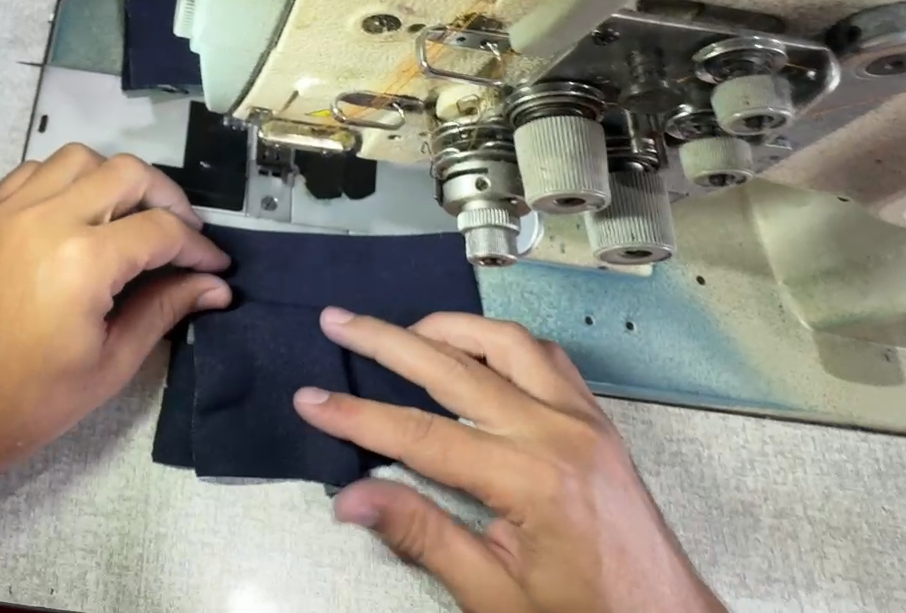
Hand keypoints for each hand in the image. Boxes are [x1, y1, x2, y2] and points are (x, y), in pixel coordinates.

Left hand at [0, 144, 231, 480]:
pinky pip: (35, 170)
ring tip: (129, 218)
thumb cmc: (30, 401)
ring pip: (80, 158)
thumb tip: (216, 286)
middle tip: (181, 233)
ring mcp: (8, 209)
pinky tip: (77, 214)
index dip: (198, 246)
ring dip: (115, 179)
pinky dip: (67, 181)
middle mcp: (46, 217)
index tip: (215, 264)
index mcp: (82, 261)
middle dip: (167, 198)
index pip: (161, 230)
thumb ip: (166, 309)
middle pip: (127, 172)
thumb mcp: (111, 364)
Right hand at [293, 309, 723, 612]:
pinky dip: (499, 340)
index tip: (308, 398)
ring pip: (504, 340)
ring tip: (402, 331)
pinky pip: (545, 354)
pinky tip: (474, 350)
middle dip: (385, 340)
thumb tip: (349, 497)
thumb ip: (421, 536)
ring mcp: (582, 416)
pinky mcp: (597, 417)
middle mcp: (556, 431)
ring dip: (447, 328)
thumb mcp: (495, 598)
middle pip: (453, 366)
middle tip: (337, 320)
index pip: (421, 434)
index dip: (357, 416)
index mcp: (530, 481)